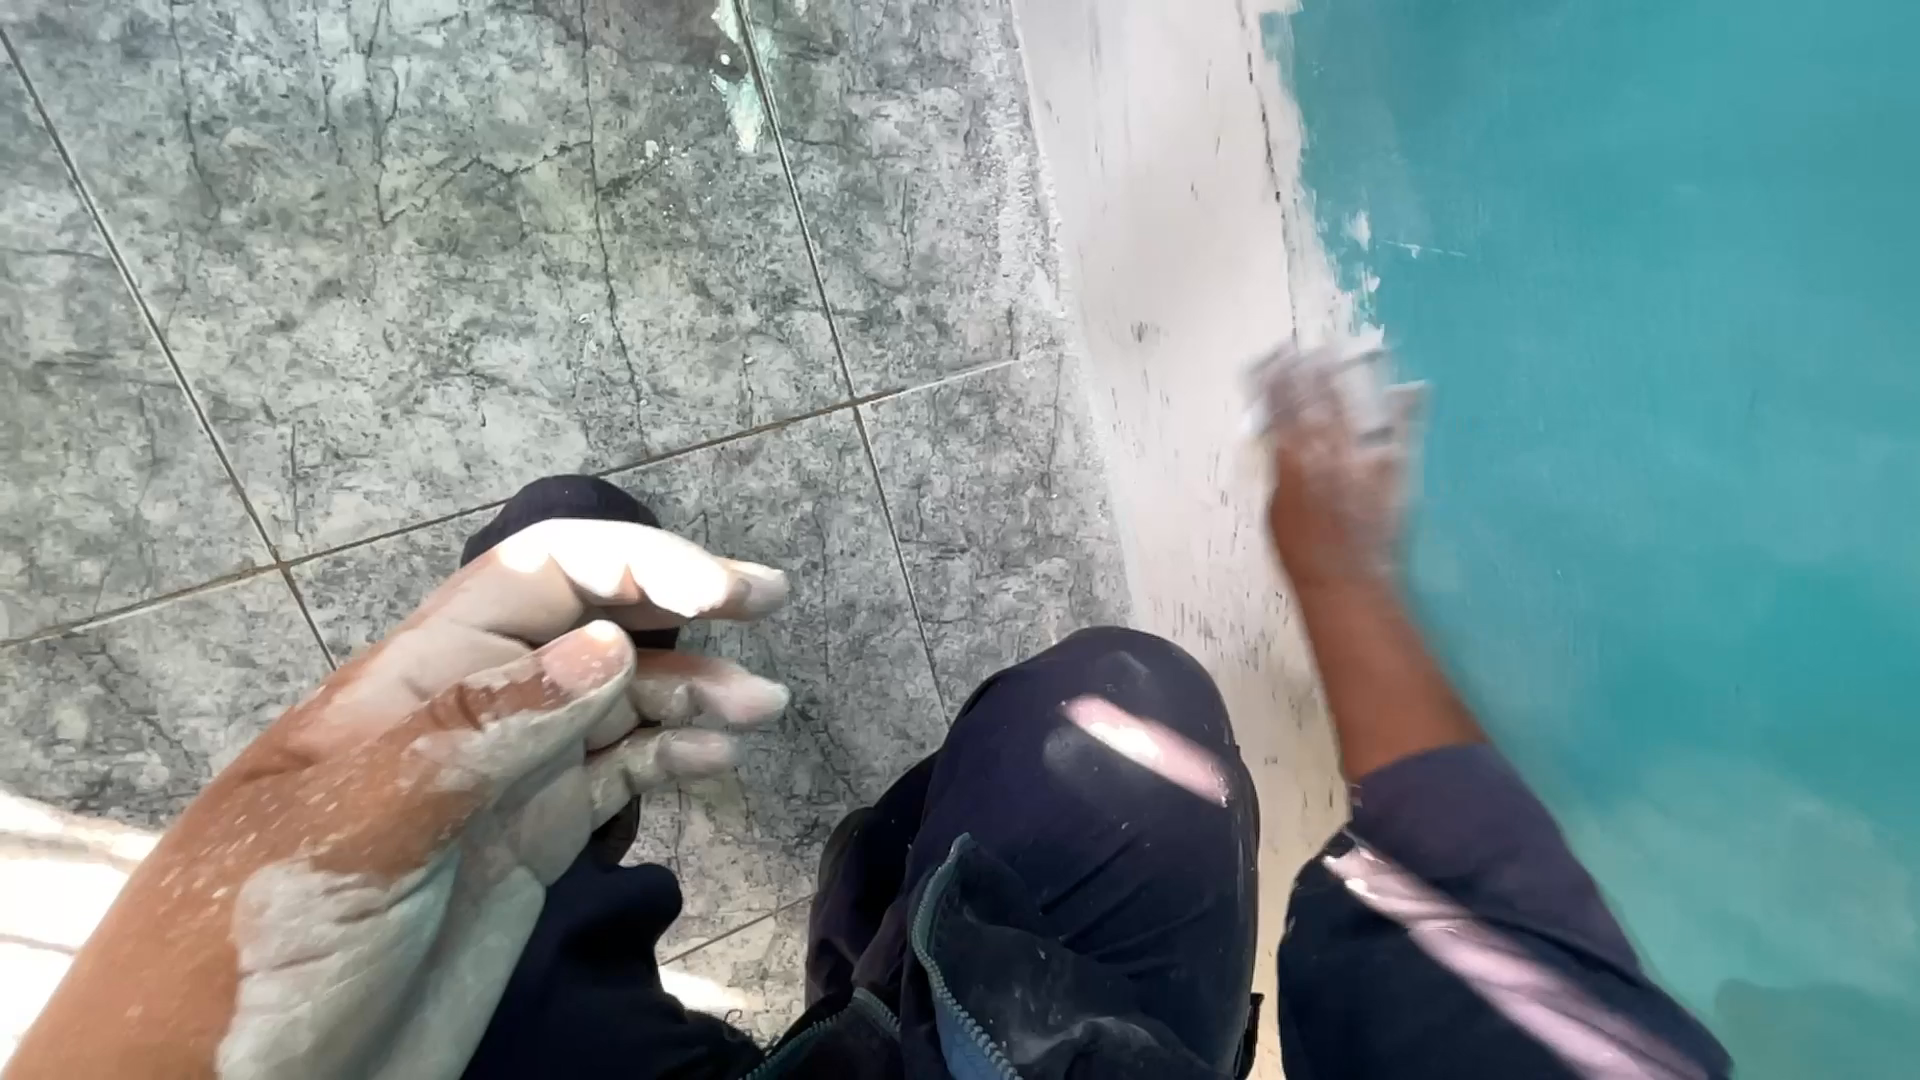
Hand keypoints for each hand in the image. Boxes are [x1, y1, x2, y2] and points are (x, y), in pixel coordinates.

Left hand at [8, 519, 791, 1079]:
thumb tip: (610, 647)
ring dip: (700, 688)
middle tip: (768, 597)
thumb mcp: (346, 837)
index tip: (718, 590)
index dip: (635, 563)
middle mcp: (482, 710)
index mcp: (423, 678)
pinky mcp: (542, 834)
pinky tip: (717, 759)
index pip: (544, 575)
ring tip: (761, 707)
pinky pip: (628, 771)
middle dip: (686, 600)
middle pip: (601, 622)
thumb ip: (476, 733)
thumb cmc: (244, 965)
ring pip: (629, 699)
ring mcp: (517, 773)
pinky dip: (679, 754)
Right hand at [1254, 353, 1423, 589]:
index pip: (1280, 413)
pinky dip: (1403, 410)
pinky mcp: (1391, 472)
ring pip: (1351, 410)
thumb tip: (1282, 442)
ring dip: (1342, 379)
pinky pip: (1397, 435)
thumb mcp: (1275, 509)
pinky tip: (1408, 387)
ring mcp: (1361, 460)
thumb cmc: (1301, 551)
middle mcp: (1326, 454)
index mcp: (1292, 463)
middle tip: (1301, 348)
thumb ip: (1281, 470)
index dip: (1274, 385)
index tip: (1271, 361)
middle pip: (1313, 403)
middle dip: (1304, 373)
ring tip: (1338, 353)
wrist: (1345, 579)